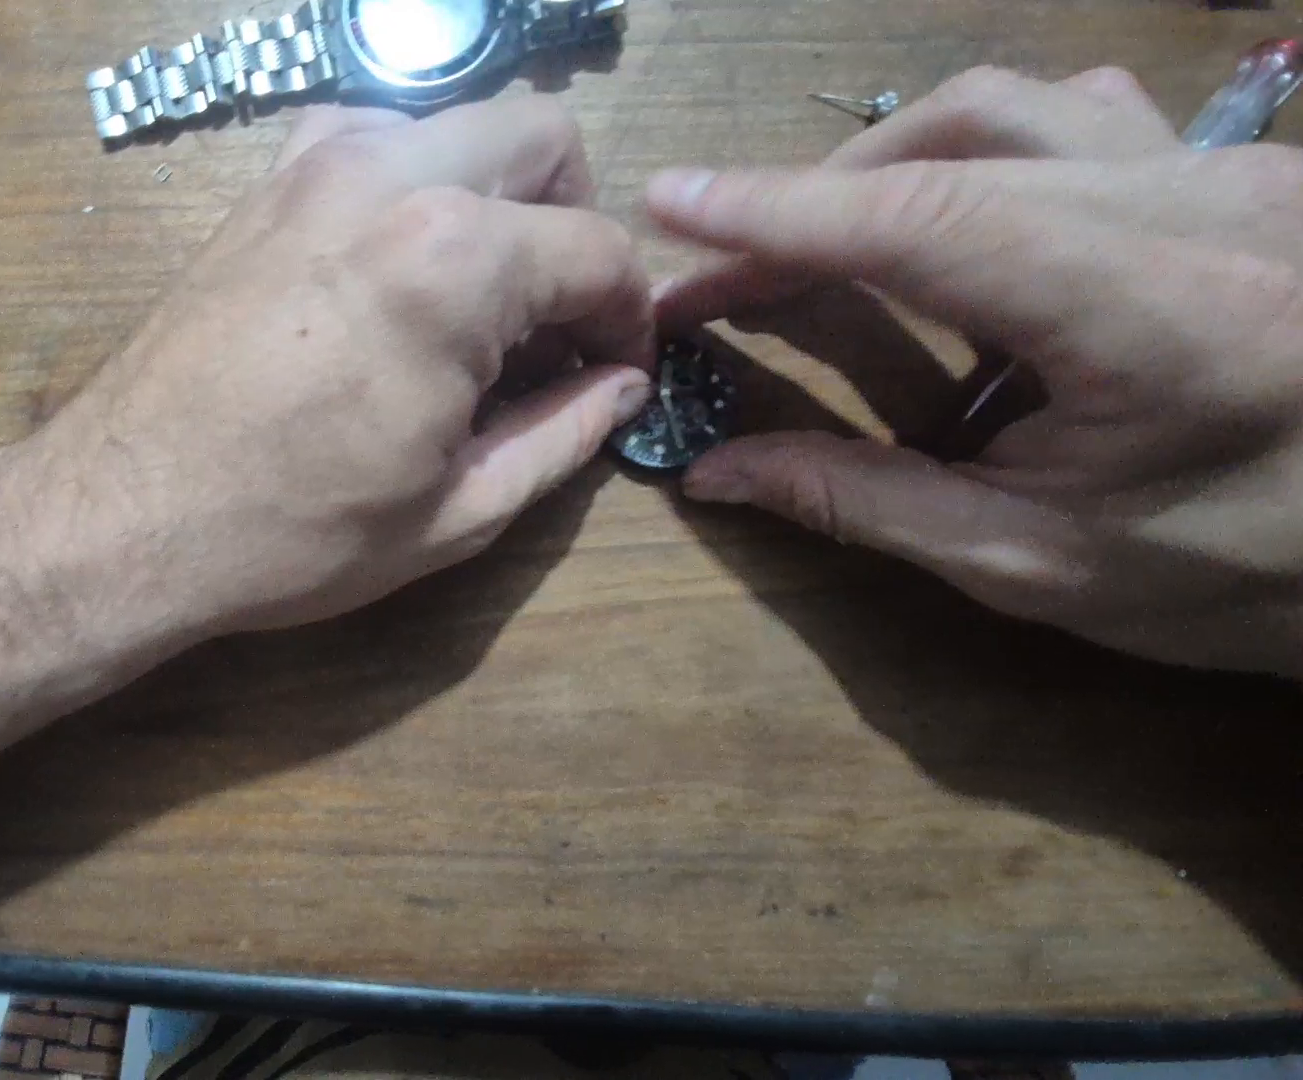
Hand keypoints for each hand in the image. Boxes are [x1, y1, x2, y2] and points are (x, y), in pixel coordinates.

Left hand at [33, 98, 653, 634]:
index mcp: (455, 265)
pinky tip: (394, 271)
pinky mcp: (263, 186)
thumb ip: (562, 435)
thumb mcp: (455, 512)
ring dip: (495, 199)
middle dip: (573, 226)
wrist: (127, 518)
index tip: (613, 371)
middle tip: (553, 325)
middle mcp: (390, 178)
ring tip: (475, 301)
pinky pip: (371, 143)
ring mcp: (314, 167)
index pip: (599, 251)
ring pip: (457, 128)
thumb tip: (622, 386)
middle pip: (543, 142)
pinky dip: (412, 187)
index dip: (627, 316)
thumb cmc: (294, 535)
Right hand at [644, 66, 1302, 676]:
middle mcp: (1209, 207)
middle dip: (791, 220)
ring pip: (998, 114)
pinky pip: (1064, 118)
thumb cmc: (1243, 571)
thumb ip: (855, 501)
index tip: (668, 201)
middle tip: (703, 289)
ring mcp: (1231, 170)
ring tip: (796, 246)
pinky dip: (954, 156)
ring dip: (865, 175)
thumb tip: (709, 471)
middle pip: (941, 162)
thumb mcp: (1024, 558)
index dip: (780, 213)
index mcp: (1164, 321)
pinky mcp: (1230, 171)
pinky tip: (921, 210)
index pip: (929, 228)